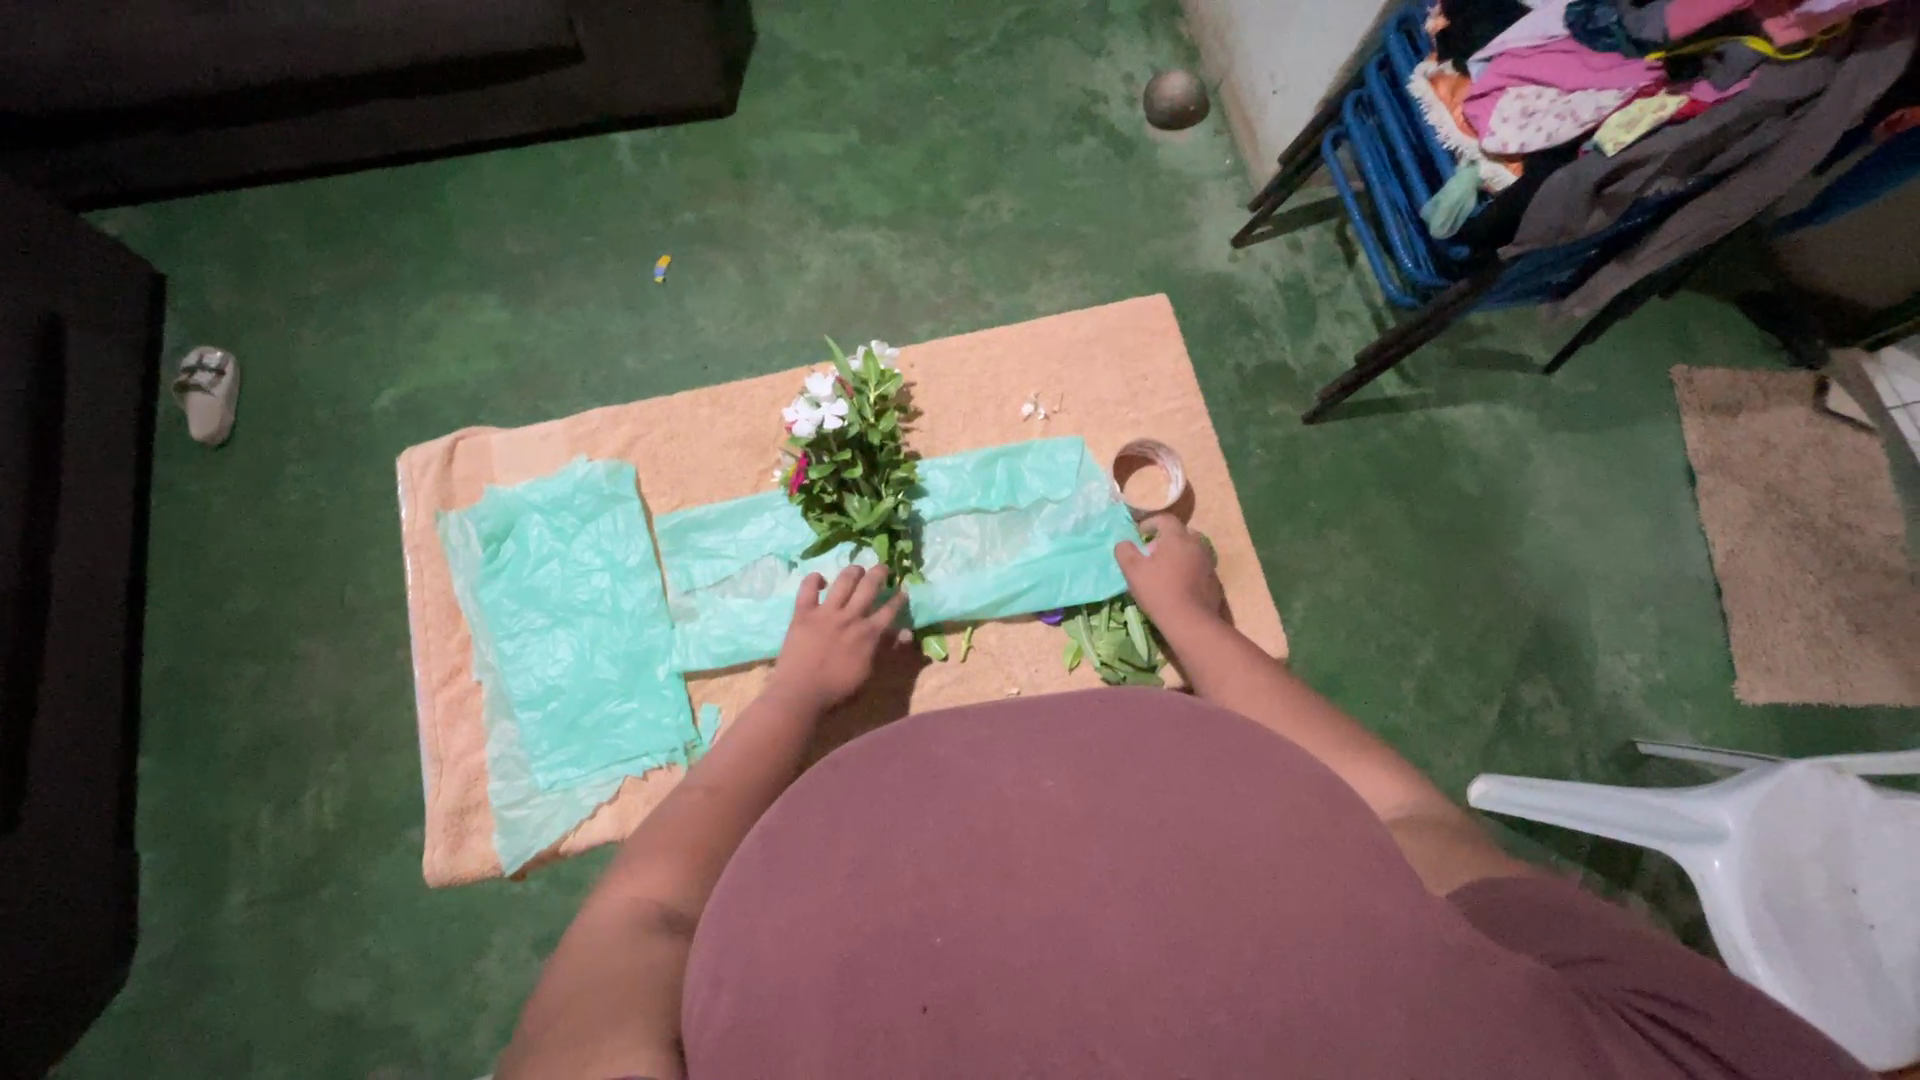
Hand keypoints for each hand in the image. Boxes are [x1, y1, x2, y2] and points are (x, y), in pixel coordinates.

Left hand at [767, 564, 908, 713]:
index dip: (898, 598)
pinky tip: (820, 579)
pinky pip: (808, 589)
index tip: (903, 591)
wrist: (800, 693)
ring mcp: (826, 613)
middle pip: (869, 587)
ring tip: (857, 569)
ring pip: (844, 581)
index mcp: (868, 633)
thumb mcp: (868, 672)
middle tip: (883, 568)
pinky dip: (814, 580)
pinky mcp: (803, 613)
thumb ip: (885, 650)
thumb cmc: (837, 690)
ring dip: (853, 571)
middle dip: (879, 573)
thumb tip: (905, 634)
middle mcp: (850, 617)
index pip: (889, 609)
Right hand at [1114, 513, 1223, 629]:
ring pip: (1191, 550)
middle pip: (1181, 533)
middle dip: (1165, 539)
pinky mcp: (1214, 579)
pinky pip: (1198, 566)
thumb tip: (1124, 544)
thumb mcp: (1132, 570)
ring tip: (1165, 569)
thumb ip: (1125, 551)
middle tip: (1152, 553)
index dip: (1150, 523)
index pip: (1165, 519)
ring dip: (1178, 554)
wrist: (1190, 621)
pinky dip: (1188, 568)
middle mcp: (1196, 544)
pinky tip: (1178, 584)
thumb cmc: (1158, 591)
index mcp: (1177, 537)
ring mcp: (1208, 562)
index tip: (1139, 534)